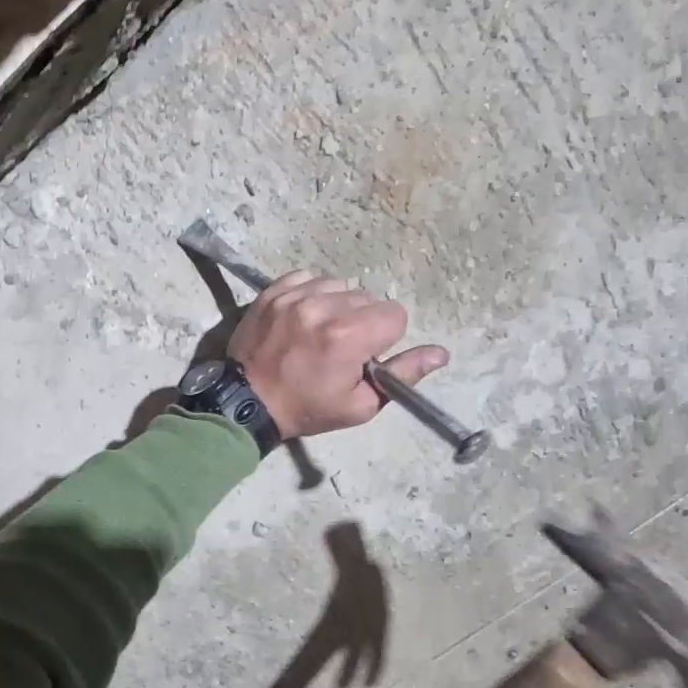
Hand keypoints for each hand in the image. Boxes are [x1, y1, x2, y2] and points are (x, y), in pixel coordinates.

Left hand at [227, 272, 447, 439]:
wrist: (246, 403)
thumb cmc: (305, 408)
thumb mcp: (360, 405)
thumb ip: (403, 374)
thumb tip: (441, 353)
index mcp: (348, 336)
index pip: (395, 315)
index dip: (384, 338)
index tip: (364, 355)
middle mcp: (323, 307)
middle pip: (367, 299)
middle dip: (362, 322)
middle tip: (338, 349)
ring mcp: (294, 296)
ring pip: (338, 286)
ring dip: (336, 306)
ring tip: (318, 334)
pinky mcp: (272, 292)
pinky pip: (307, 278)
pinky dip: (310, 295)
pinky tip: (302, 319)